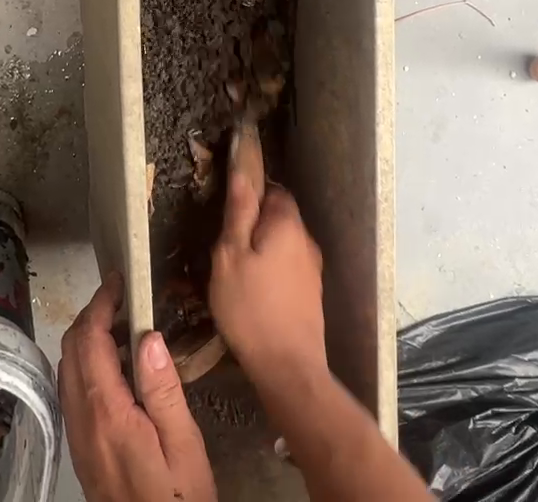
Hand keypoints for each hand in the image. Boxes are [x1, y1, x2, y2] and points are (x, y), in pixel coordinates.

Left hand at [61, 273, 216, 501]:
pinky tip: (114, 366)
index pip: (89, 339)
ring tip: (123, 325)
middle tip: (123, 299)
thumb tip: (148, 336)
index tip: (119, 280)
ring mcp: (76, 434)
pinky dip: (85, 363)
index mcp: (107, 411)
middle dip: (90, 314)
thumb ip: (163, 390)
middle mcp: (81, 418)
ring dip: (86, 337)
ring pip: (66, 367)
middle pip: (70, 348)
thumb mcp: (184, 446)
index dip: (100, 302)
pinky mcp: (79, 447)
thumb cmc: (180, 498)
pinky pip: (71, 389)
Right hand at [209, 157, 326, 387]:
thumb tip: (242, 171)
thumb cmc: (250, 308)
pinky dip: (270, 269)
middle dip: (253, 225)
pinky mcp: (311, 292)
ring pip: (281, 243)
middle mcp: (306, 240)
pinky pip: (287, 266)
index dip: (249, 196)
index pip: (272, 189)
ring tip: (235, 273)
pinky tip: (253, 292)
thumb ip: (238, 212)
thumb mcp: (230, 255)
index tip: (227, 215)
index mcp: (287, 225)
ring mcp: (313, 268)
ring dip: (261, 249)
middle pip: (278, 217)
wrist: (287, 367)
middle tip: (225, 249)